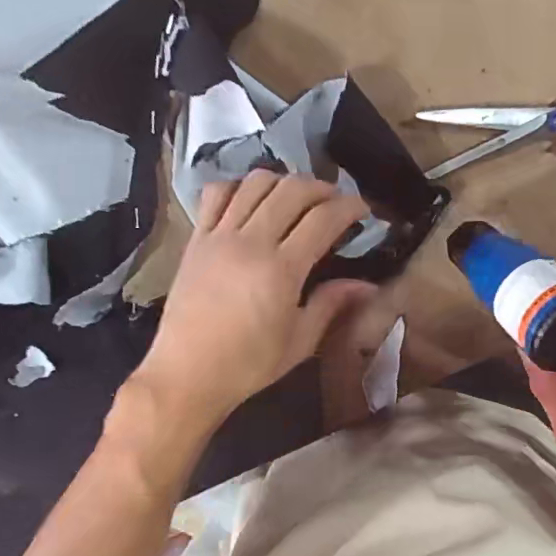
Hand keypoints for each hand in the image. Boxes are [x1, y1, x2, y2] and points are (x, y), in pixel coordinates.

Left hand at [134, 172, 375, 427]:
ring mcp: (219, 236)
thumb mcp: (298, 342)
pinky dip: (237, 186)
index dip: (349, 207)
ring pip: (255, 183)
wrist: (188, 374)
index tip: (362, 209)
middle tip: (333, 202)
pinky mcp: (195, 240)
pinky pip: (215, 194)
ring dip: (282, 181)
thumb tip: (367, 285)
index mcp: (281, 269)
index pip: (323, 219)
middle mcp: (251, 242)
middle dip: (321, 188)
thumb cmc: (247, 365)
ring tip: (294, 198)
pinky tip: (248, 200)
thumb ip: (331, 305)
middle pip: (292, 190)